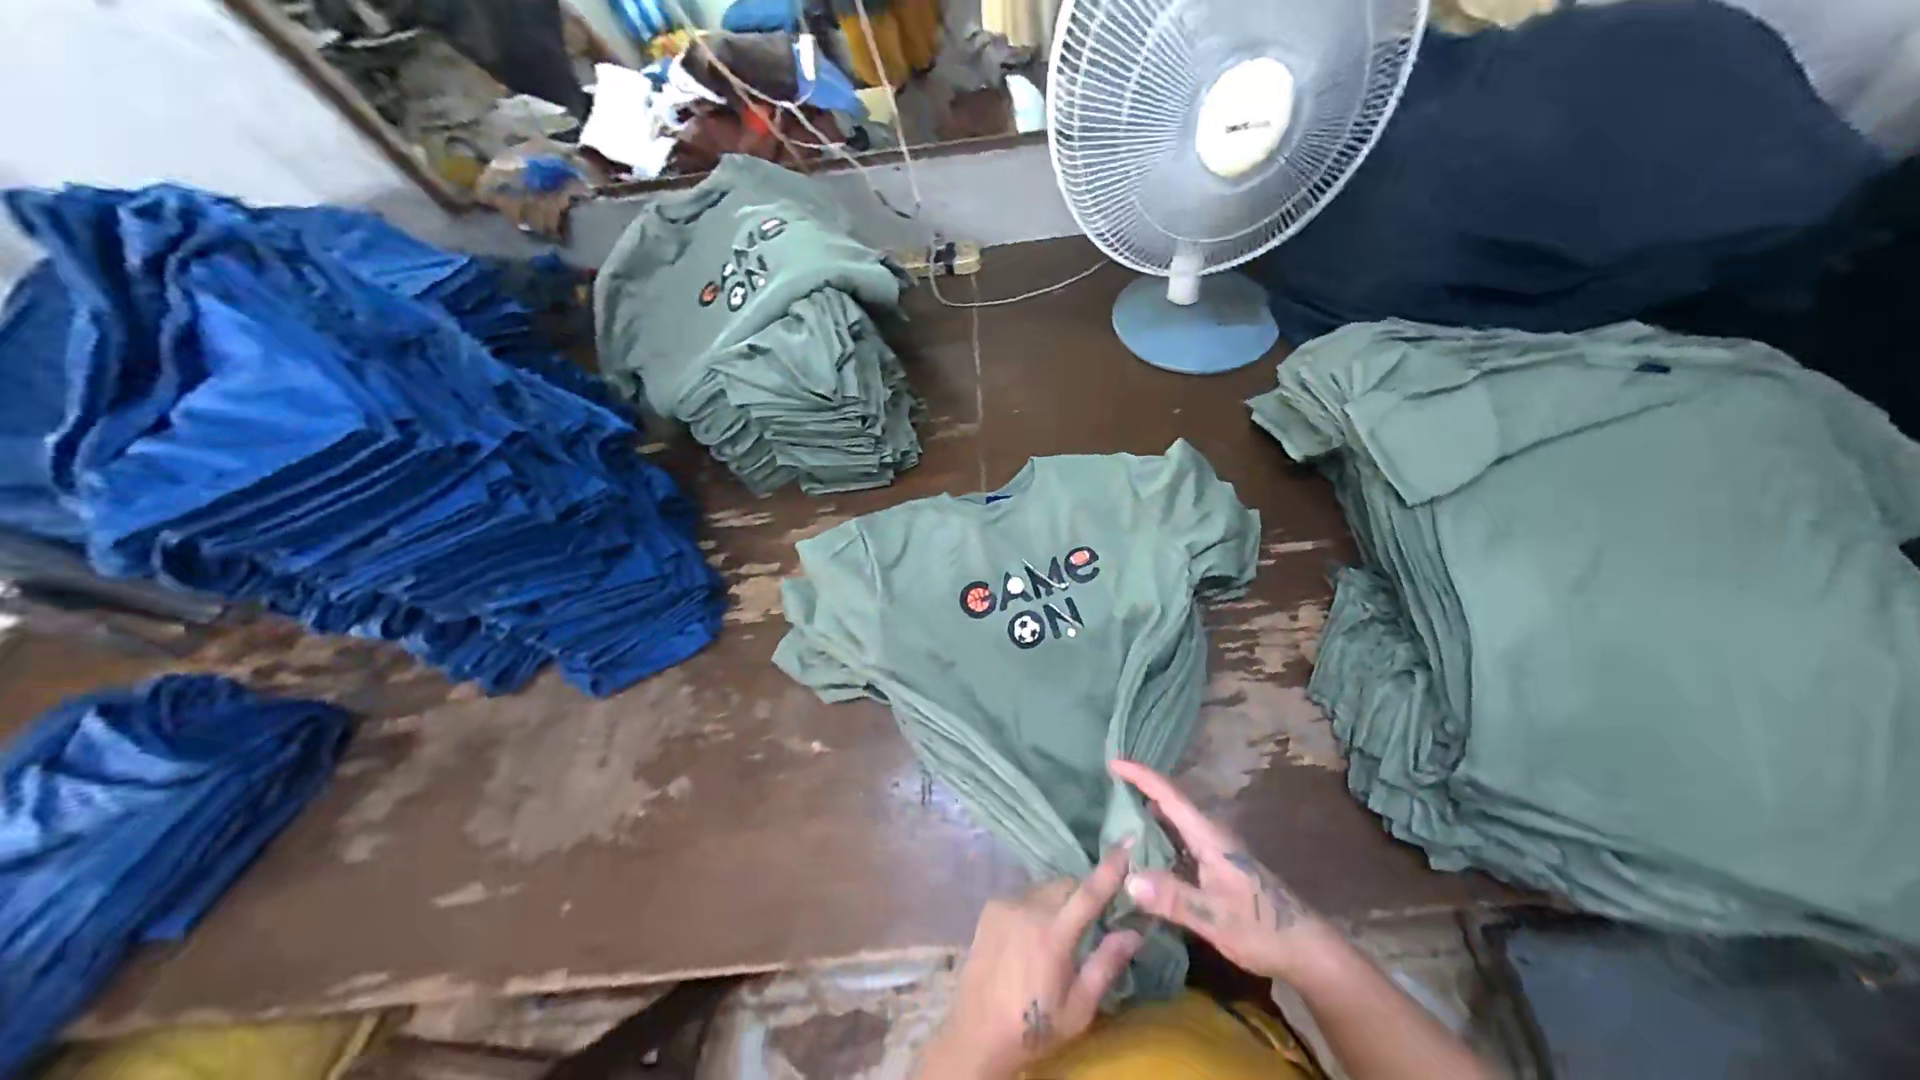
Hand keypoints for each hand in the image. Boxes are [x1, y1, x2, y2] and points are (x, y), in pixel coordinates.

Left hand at [917, 844, 1144, 1079]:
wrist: (976, 1033)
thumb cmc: (1033, 1027)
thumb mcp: (1078, 1009)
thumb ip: (1105, 965)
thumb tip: (1133, 932)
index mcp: (1054, 935)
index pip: (1089, 893)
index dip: (1110, 867)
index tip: (1128, 843)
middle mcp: (1028, 909)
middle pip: (1067, 885)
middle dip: (1082, 895)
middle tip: (1091, 922)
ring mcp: (1006, 905)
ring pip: (1044, 888)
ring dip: (1058, 900)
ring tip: (1057, 933)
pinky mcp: (990, 908)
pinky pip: (1024, 896)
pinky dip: (1035, 906)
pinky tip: (1031, 935)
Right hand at [1110, 759, 1343, 984]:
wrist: (1307, 950)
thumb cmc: (1263, 929)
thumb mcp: (1215, 918)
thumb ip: (1173, 898)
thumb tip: (1129, 878)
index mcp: (1210, 838)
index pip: (1170, 797)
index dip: (1142, 777)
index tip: (1114, 762)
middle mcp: (1211, 836)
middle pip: (1171, 802)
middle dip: (1140, 788)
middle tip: (1107, 785)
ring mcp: (1216, 851)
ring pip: (1176, 822)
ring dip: (1148, 813)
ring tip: (1117, 812)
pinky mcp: (1217, 867)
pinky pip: (1180, 841)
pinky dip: (1158, 836)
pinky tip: (1144, 850)